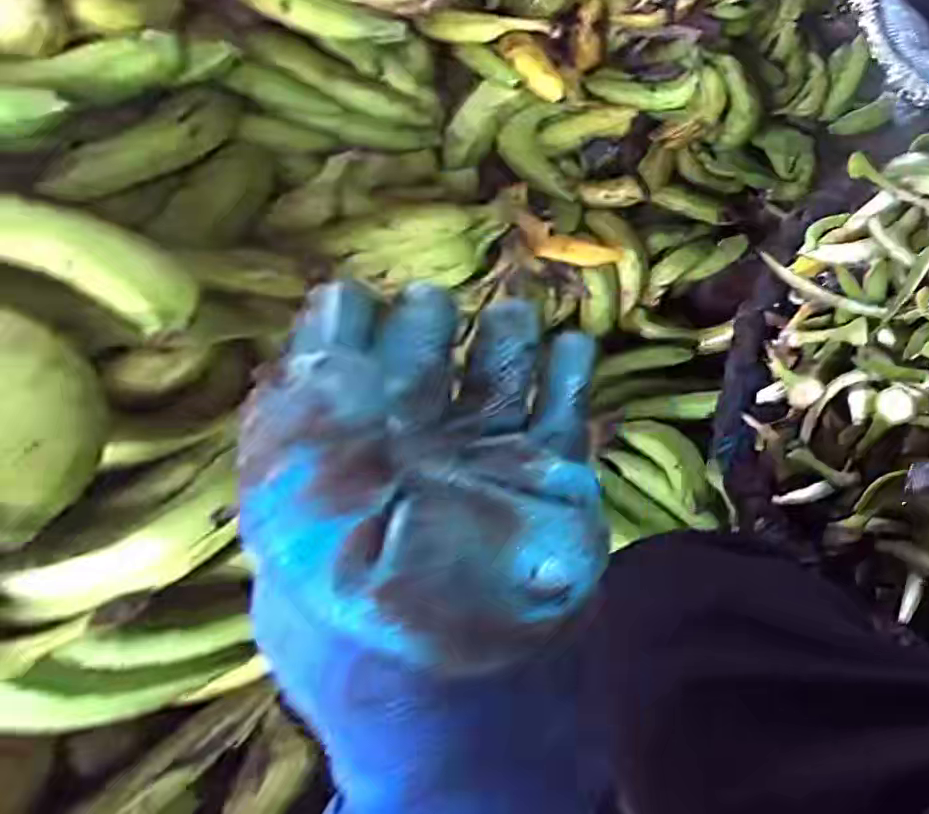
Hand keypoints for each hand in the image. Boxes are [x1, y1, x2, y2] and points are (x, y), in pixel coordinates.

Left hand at [240, 282, 608, 812]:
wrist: (490, 682)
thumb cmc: (384, 621)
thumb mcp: (308, 537)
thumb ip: (309, 442)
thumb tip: (310, 357)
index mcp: (346, 482)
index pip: (337, 396)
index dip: (338, 342)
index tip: (348, 289)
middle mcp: (418, 468)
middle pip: (423, 385)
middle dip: (426, 335)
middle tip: (432, 292)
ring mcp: (493, 468)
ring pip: (501, 389)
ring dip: (507, 345)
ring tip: (513, 306)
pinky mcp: (556, 474)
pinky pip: (564, 411)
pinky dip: (572, 376)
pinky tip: (577, 342)